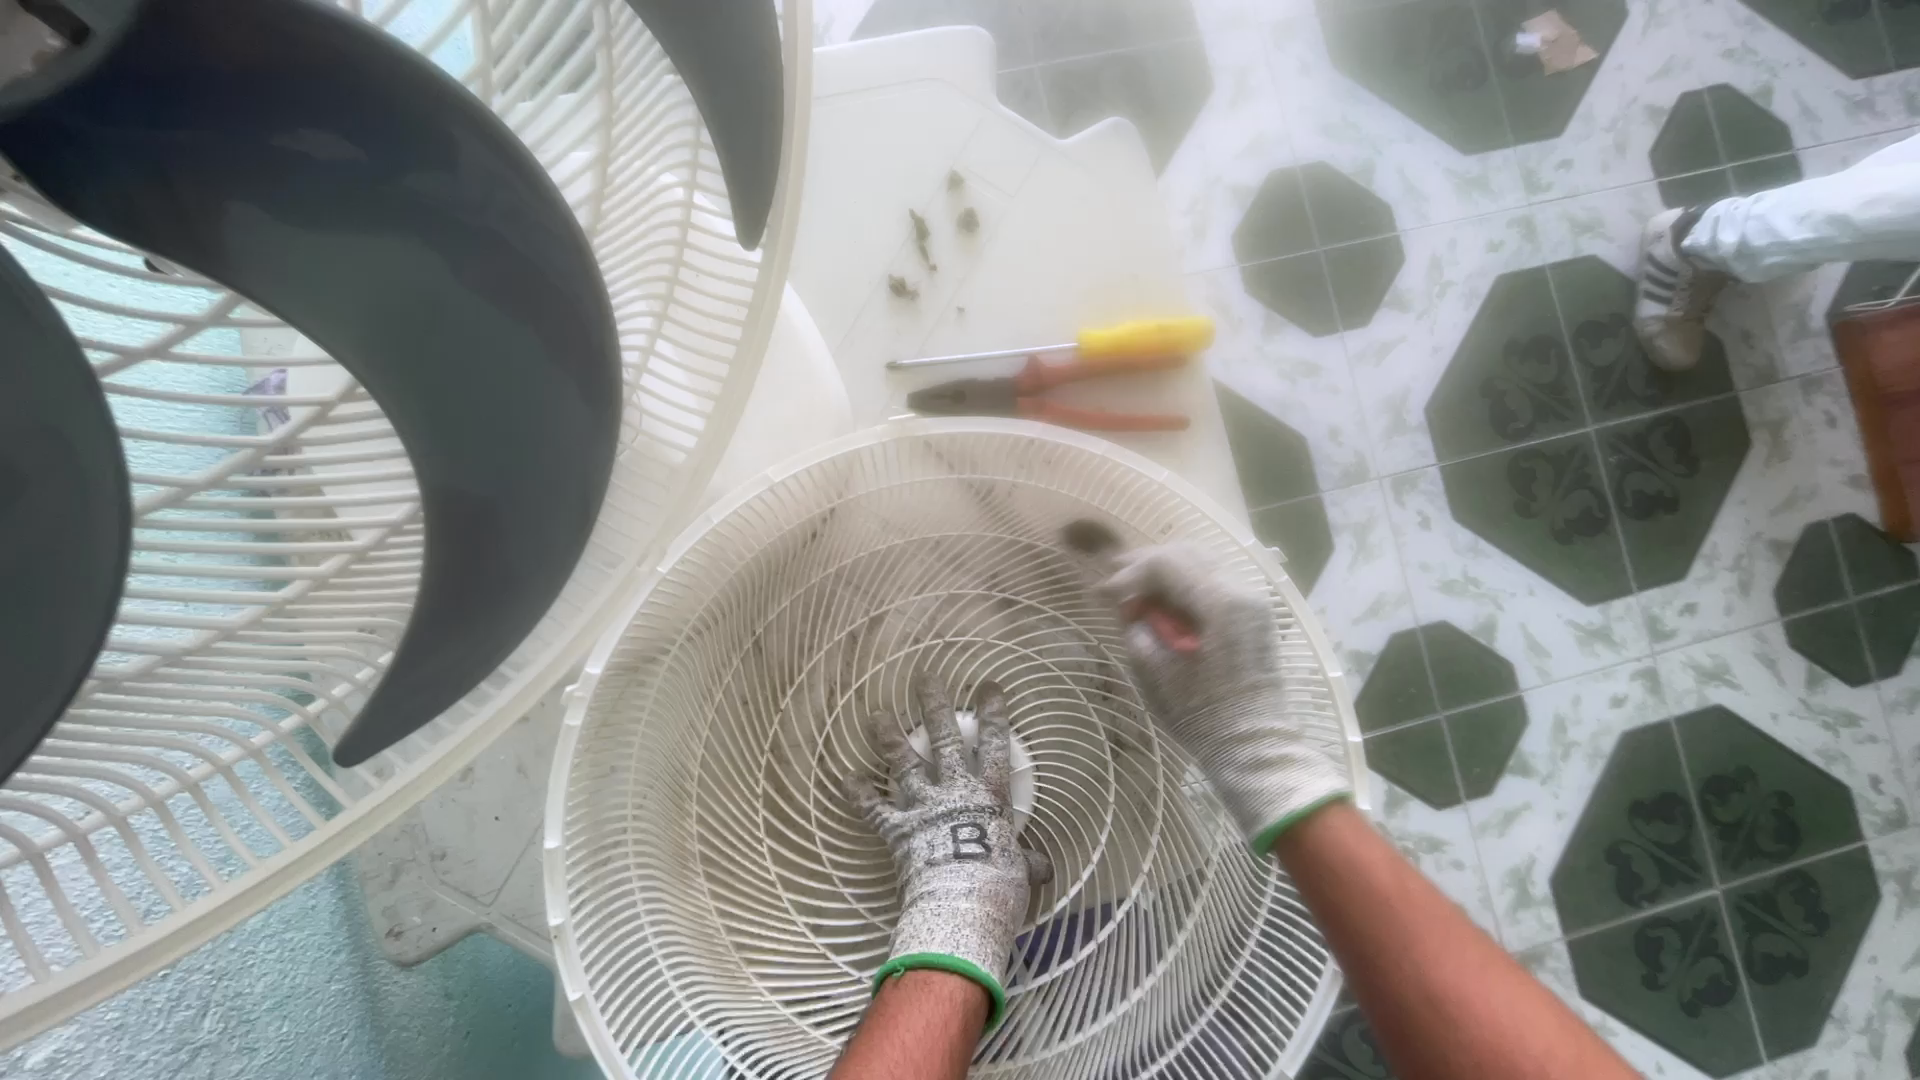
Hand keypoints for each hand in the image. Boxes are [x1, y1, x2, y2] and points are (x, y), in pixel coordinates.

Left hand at [844, 677, 1051, 1031]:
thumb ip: (1029, 863)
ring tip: (875, 713)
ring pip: (904, 762)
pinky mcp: (897, 829)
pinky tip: (846, 777)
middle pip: (945, 739)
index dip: (992, 714)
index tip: (988, 686)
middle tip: (924, 678)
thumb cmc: (999, 889)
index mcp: (989, 795)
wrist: (962, 909)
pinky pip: (874, 808)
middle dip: (935, 706)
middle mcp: (955, 790)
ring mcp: (923, 806)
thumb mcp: (1022, 873)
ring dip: (889, 737)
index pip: (994, 744)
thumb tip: (1044, 868)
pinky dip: (859, 793)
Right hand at [1097, 542, 1350, 853]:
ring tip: (1135, 587)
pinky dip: (1185, 583)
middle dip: (1145, 564)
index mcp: (1220, 603)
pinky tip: (1163, 599)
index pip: (1166, 564)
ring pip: (1202, 562)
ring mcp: (1253, 600)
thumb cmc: (1203, 715)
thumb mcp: (1156, 672)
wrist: (1254, 745)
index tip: (1102, 595)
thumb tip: (1129, 609)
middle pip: (1186, 553)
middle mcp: (1242, 590)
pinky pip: (1214, 580)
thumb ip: (1139, 629)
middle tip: (1113, 581)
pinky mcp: (1254, 614)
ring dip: (1166, 570)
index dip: (1129, 575)